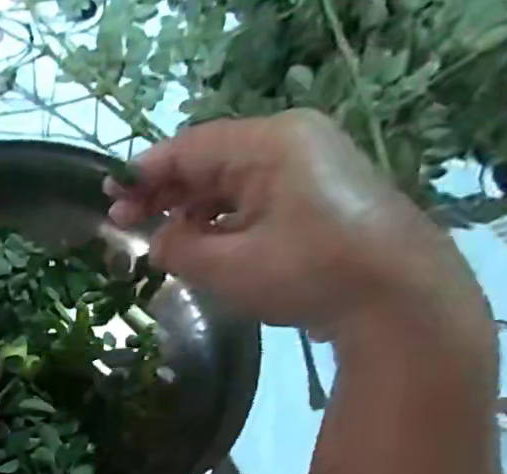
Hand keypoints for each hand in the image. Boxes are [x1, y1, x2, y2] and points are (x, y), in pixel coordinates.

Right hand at [106, 110, 486, 340]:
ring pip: (234, 181)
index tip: (109, 196)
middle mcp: (292, 142)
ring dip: (194, 209)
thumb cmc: (308, 274)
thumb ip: (181, 249)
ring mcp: (312, 167)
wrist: (397, 298)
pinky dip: (226, 219)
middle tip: (125, 221)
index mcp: (270, 143)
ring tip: (162, 240)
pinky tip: (206, 244)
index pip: (190, 148)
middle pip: (212, 161)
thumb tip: (158, 242)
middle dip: (166, 192)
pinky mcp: (321, 197)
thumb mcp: (231, 267)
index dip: (145, 173)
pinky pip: (258, 198)